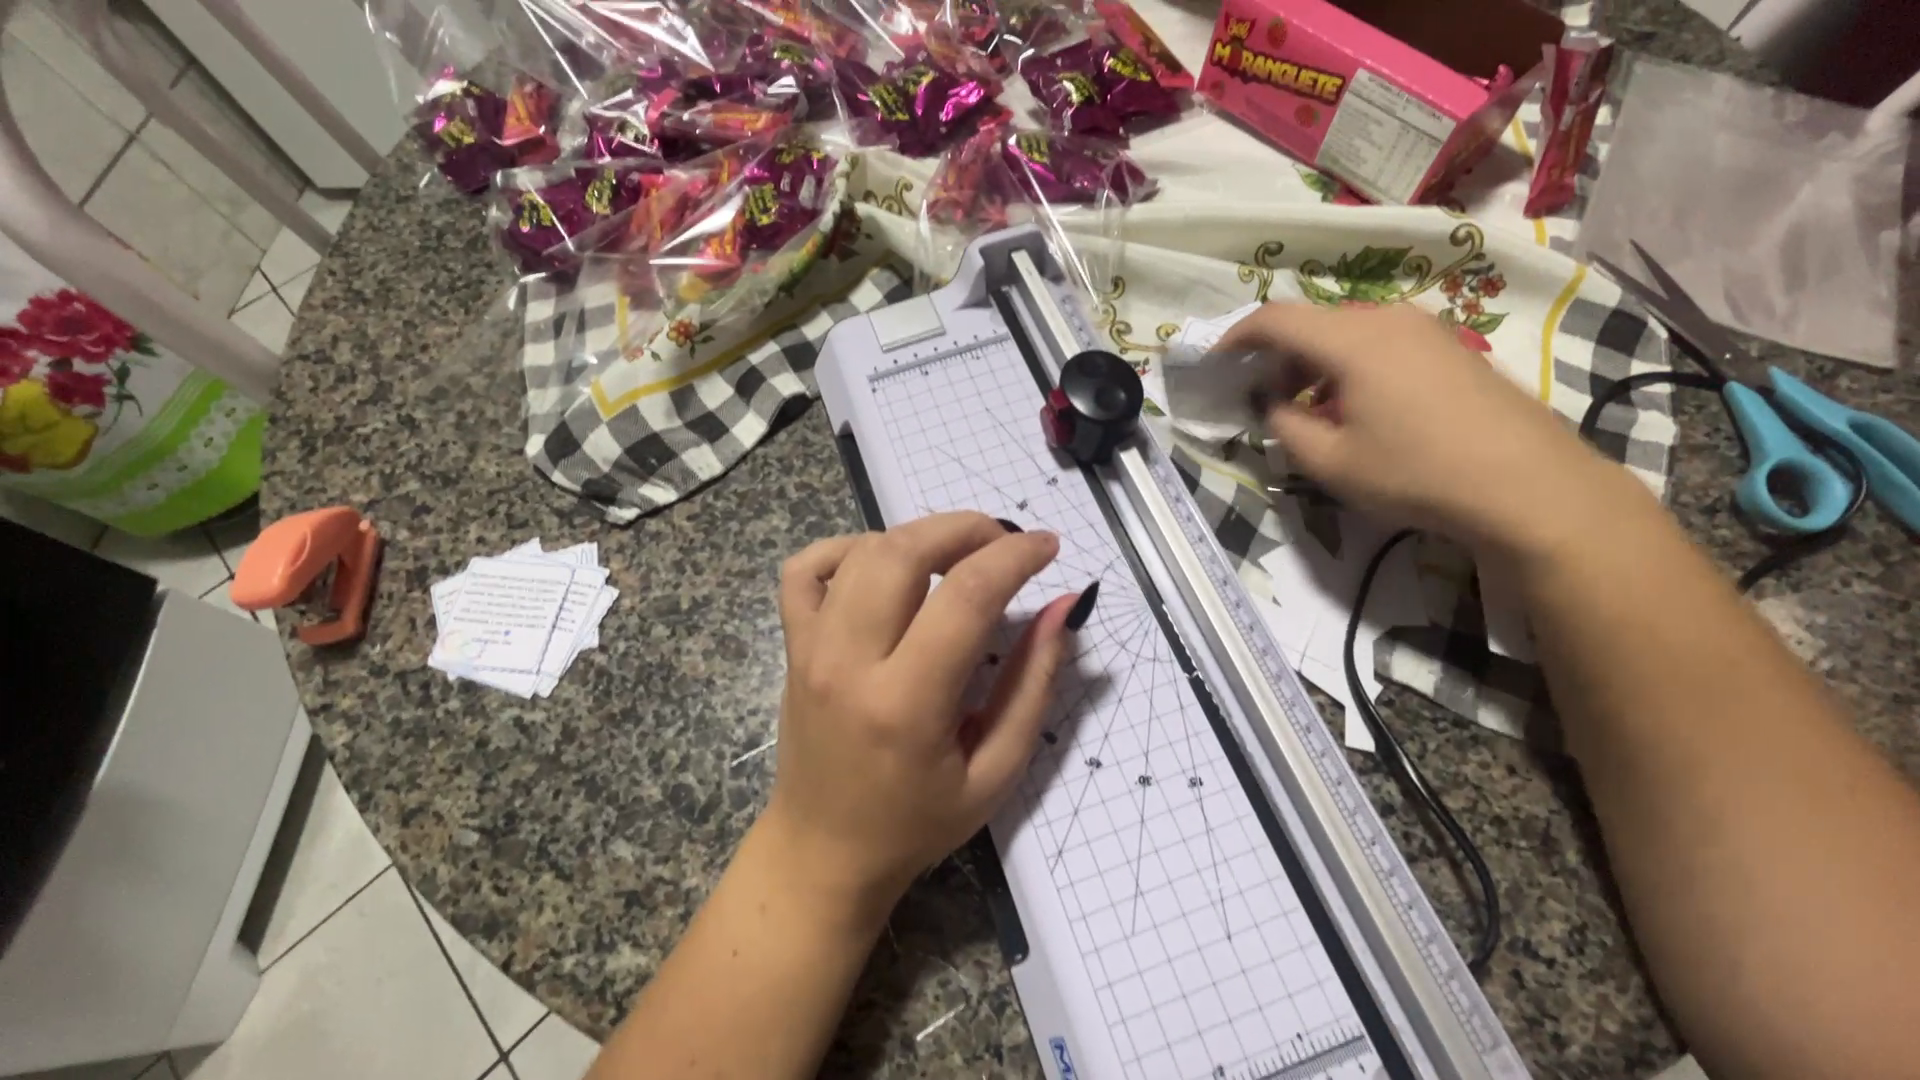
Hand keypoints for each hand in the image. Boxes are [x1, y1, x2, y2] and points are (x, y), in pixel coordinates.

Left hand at [763, 512, 1082, 926]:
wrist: (823, 852)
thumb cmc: (917, 822)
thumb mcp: (995, 771)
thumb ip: (1032, 685)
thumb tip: (1063, 606)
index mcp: (907, 704)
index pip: (966, 597)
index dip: (1016, 557)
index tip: (1048, 547)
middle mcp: (849, 663)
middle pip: (904, 552)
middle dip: (967, 529)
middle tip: (1005, 542)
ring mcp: (810, 649)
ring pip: (861, 551)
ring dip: (919, 535)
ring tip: (959, 556)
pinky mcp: (792, 646)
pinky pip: (805, 568)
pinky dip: (847, 548)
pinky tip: (883, 566)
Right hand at [1219, 302, 1632, 554]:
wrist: (1527, 485)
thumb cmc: (1415, 473)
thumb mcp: (1329, 462)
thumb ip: (1284, 426)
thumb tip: (1275, 403)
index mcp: (1351, 339)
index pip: (1275, 319)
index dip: (1236, 338)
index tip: (1216, 366)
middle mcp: (1387, 318)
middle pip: (1313, 323)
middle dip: (1277, 357)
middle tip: (1263, 400)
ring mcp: (1426, 329)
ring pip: (1348, 333)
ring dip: (1315, 365)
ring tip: (1310, 413)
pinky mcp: (1451, 348)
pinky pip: (1381, 344)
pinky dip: (1351, 368)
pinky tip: (1359, 411)